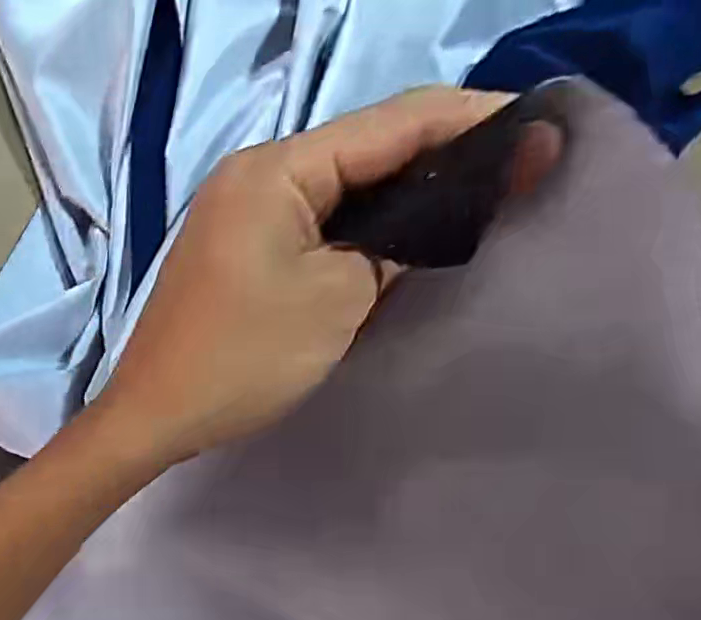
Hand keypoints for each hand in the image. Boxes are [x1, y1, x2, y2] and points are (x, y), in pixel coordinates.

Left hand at [95, 86, 514, 463]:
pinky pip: (306, 224)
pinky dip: (353, 229)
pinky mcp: (228, 253)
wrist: (152, 418)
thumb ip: (403, 239)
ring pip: (336, 189)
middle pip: (365, 149)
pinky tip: (393, 245)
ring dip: (398, 198)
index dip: (478, 122)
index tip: (548, 136)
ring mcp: (232, 216)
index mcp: (272, 170)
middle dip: (441, 160)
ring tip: (468, 212)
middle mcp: (247, 177)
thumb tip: (448, 206)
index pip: (396, 120)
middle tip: (516, 180)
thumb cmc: (240, 360)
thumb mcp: (339, 297)